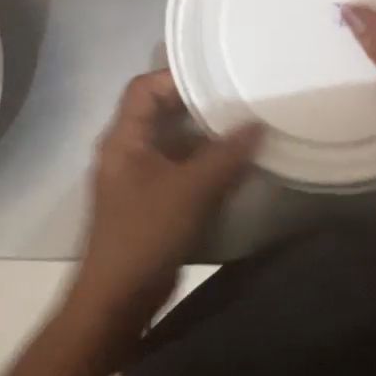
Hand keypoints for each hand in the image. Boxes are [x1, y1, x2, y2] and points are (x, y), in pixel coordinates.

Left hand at [75, 70, 261, 317]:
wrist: (117, 299)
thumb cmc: (145, 234)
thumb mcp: (190, 189)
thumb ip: (226, 154)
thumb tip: (258, 124)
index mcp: (123, 140)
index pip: (143, 88)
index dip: (176, 76)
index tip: (217, 76)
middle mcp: (126, 152)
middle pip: (161, 113)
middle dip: (199, 105)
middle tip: (240, 99)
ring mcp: (137, 179)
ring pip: (174, 143)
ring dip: (206, 136)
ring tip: (245, 128)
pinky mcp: (150, 203)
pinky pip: (180, 170)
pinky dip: (205, 164)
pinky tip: (235, 166)